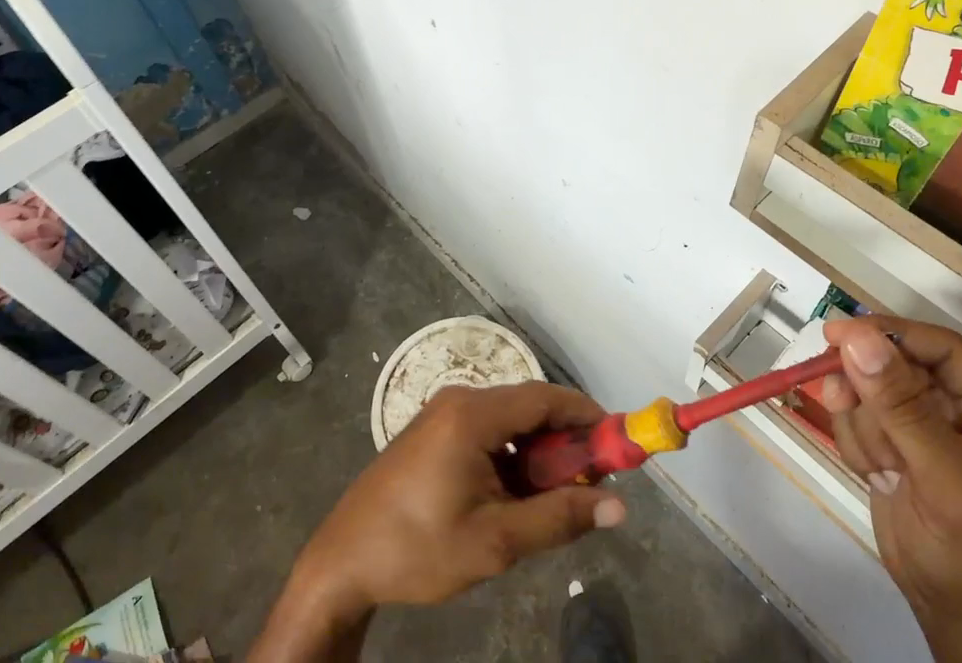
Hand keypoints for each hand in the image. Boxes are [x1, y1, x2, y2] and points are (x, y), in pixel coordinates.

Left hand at [248, 382, 626, 661]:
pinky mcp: (432, 435)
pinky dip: (512, 460)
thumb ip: (559, 518)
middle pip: (530, 409)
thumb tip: (618, 505)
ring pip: (510, 425)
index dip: (588, 417)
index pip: (546, 398)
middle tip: (590, 487)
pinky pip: (487, 435)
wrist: (342, 563)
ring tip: (554, 504)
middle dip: (565, 444)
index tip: (619, 447)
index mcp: (471, 416)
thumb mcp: (496, 541)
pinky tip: (516, 501)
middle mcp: (458, 402)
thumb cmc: (417, 549)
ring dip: (539, 457)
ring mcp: (441, 416)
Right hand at [820, 317, 961, 662]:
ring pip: (872, 388)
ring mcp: (936, 425)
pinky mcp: (903, 441)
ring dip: (867, 429)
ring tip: (888, 472)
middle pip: (902, 364)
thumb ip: (904, 409)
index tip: (836, 333)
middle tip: (851, 413)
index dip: (892, 336)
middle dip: (875, 398)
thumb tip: (858, 339)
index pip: (947, 350)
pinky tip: (881, 477)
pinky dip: (859, 443)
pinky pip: (860, 415)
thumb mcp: (947, 484)